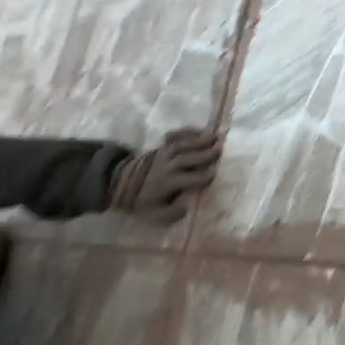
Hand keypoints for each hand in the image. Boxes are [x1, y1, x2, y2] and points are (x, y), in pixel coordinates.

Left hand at [107, 128, 221, 222]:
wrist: (123, 186)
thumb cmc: (148, 200)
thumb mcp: (157, 214)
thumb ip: (174, 212)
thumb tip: (190, 205)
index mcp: (167, 183)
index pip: (190, 179)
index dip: (205, 176)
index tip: (216, 174)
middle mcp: (166, 167)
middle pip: (187, 158)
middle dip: (205, 155)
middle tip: (222, 151)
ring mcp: (163, 154)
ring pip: (182, 145)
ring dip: (199, 141)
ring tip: (217, 137)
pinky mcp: (162, 146)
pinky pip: (173, 135)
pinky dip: (186, 131)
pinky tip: (201, 130)